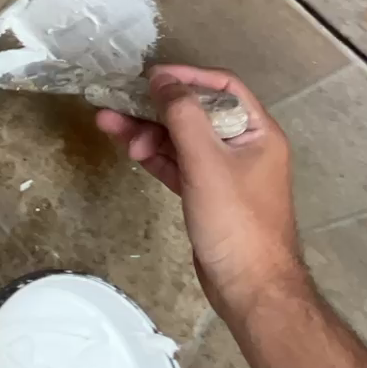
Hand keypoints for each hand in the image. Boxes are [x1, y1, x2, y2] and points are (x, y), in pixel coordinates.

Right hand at [97, 66, 306, 314]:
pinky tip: (128, 147)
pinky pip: (176, 161)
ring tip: (109, 126)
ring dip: (146, 130)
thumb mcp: (206, 160)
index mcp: (257, 131)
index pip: (222, 86)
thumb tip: (161, 78)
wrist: (250, 291)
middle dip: (154, 106)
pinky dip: (153, 153)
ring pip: (179, 137)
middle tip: (118, 101)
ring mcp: (223, 170)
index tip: (151, 76)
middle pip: (194, 111)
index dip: (186, 76)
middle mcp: (242, 144)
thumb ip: (182, 113)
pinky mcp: (206, 192)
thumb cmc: (235, 219)